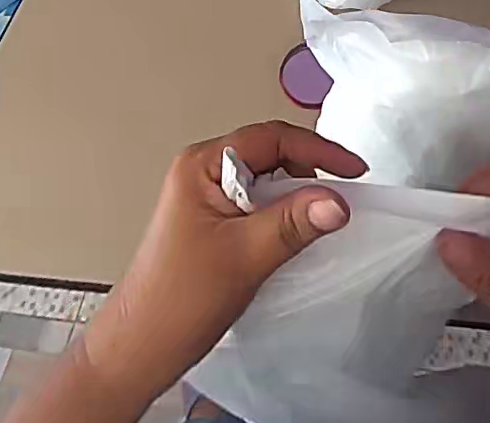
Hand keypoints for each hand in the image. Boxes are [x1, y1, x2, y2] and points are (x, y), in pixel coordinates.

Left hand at [14, 121, 365, 421]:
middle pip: (269, 152)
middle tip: (340, 192)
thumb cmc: (175, 303)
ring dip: (294, 192)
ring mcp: (206, 191)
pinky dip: (280, 209)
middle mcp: (203, 169)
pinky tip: (292, 230)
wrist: (136, 351)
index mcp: (202, 164)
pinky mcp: (212, 215)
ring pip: (265, 176)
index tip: (352, 168)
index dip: (317, 150)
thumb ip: (293, 223)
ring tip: (315, 216)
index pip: (270, 138)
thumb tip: (337, 201)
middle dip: (307, 170)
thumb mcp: (243, 257)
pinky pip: (257, 198)